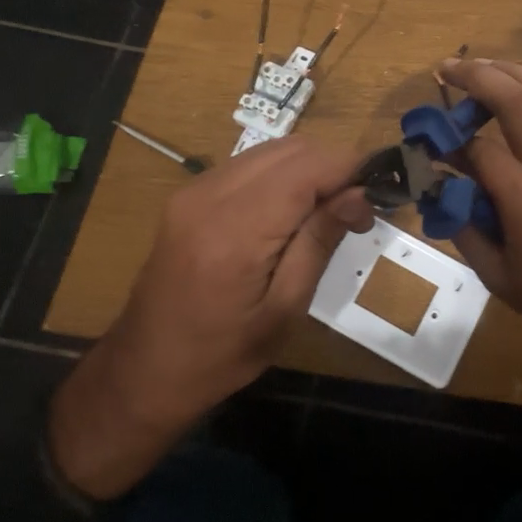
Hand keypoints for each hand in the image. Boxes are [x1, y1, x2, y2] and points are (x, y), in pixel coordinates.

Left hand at [48, 135, 373, 497]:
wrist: (143, 372)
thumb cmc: (221, 355)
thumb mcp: (284, 310)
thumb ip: (320, 242)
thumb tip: (360, 195)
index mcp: (236, 230)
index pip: (308, 167)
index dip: (351, 170)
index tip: (378, 196)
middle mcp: (211, 195)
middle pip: (292, 149)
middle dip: (333, 167)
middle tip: (357, 210)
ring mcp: (195, 190)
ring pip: (272, 150)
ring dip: (309, 168)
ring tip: (329, 211)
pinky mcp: (188, 195)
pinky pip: (249, 164)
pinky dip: (281, 175)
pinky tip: (291, 211)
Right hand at [440, 58, 521, 395]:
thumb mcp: (499, 278)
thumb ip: (465, 228)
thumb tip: (440, 186)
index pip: (483, 152)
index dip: (454, 140)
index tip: (435, 139)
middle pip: (519, 104)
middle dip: (479, 78)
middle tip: (448, 69)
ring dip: (516, 71)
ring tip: (485, 64)